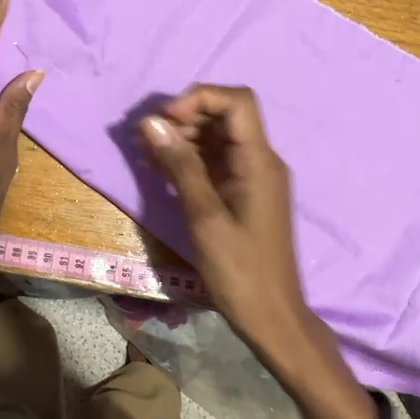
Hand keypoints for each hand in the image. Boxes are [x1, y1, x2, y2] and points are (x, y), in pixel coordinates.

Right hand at [140, 86, 311, 362]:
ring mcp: (252, 178)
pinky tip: (160, 171)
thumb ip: (179, 166)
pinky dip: (188, 160)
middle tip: (147, 139)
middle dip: (184, 117)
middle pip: (224, 115)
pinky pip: (215, 162)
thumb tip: (151, 122)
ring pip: (216, 138)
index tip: (166, 120)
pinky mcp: (243, 194)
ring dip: (182, 138)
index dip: (199, 98)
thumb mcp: (204, 217)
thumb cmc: (241, 271)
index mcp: (259, 160)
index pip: (236, 101)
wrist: (273, 319)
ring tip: (146, 154)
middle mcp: (260, 161)